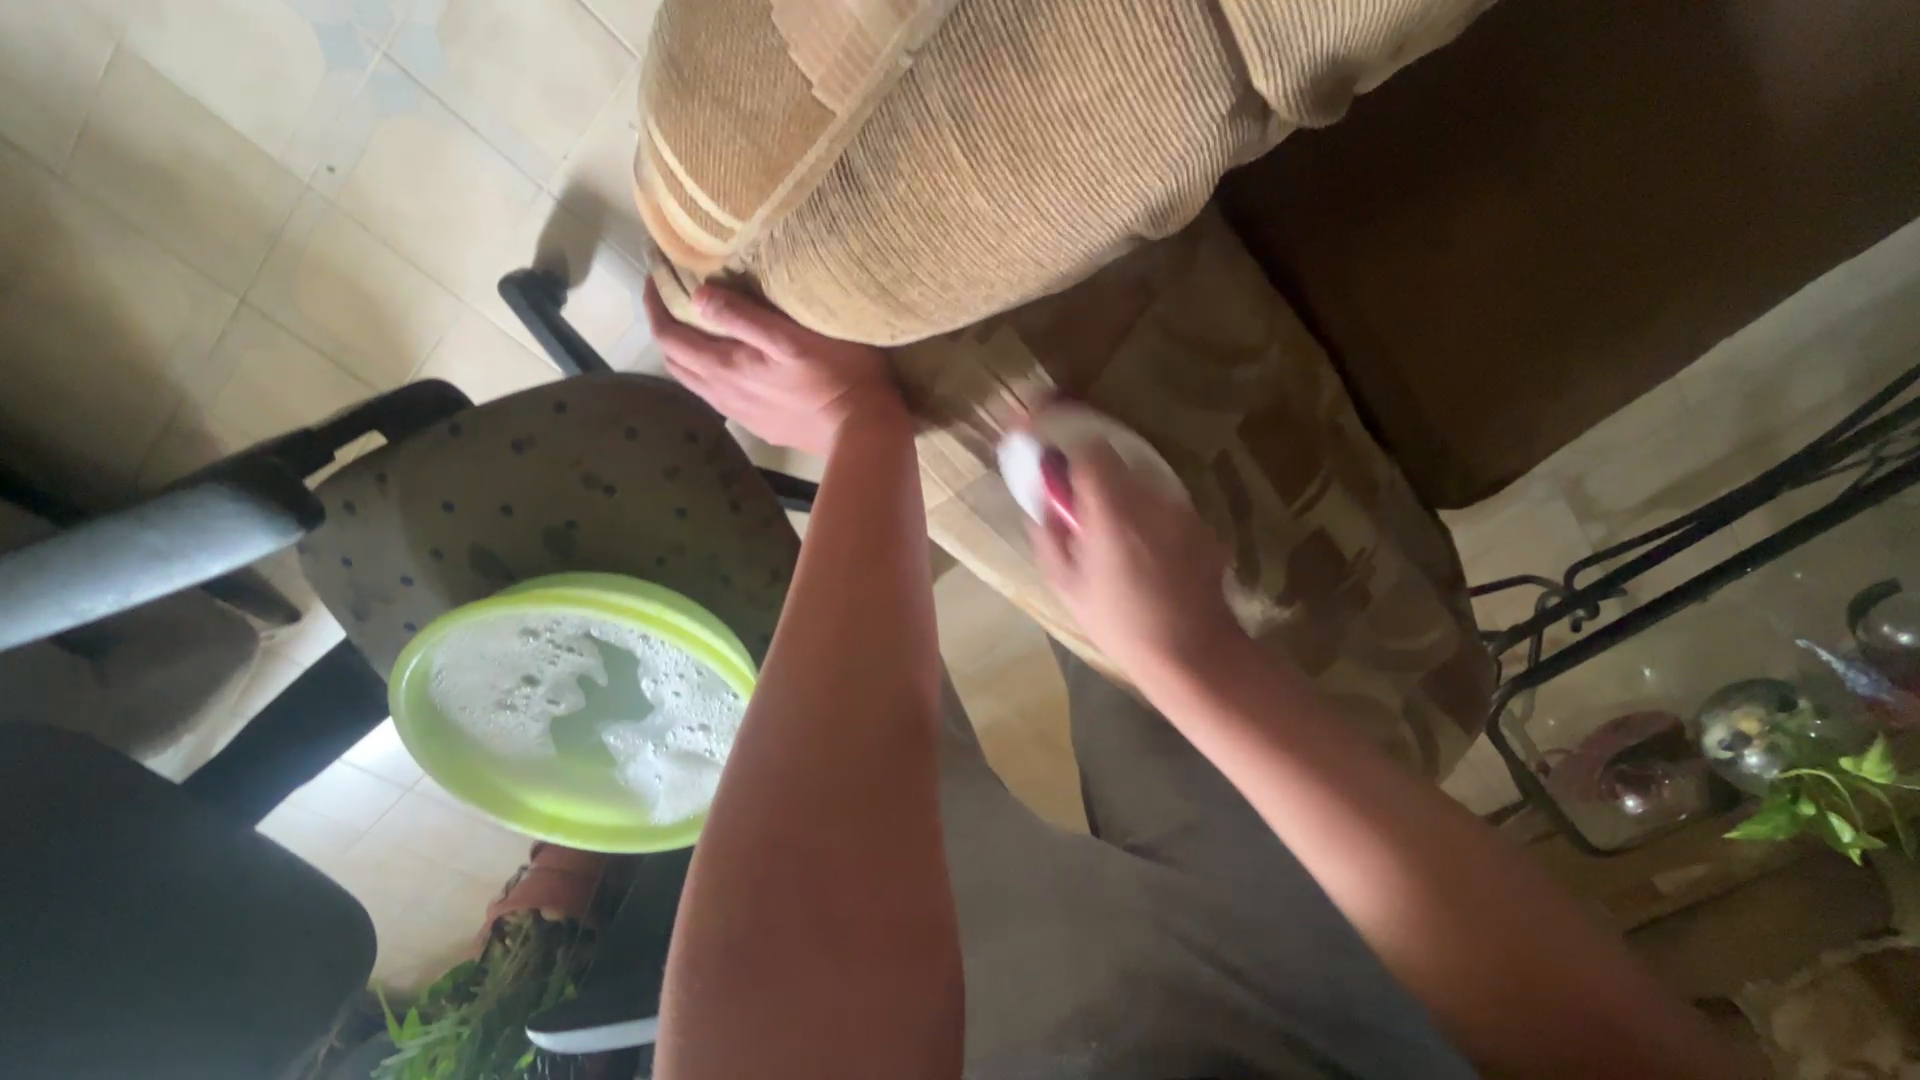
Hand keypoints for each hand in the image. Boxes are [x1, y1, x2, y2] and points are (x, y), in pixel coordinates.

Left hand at [644, 282, 903, 456]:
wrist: (865, 432)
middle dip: (667, 329)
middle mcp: (725, 394)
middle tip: (674, 300)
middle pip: (677, 362)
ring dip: (688, 355)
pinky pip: (722, 398)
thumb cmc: (837, 376)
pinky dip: (711, 375)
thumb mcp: (792, 338)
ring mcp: (744, 415)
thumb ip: (744, 317)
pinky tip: (732, 367)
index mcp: (726, 367)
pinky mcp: (764, 426)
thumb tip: (700, 297)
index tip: (655, 278)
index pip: (669, 337)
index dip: (655, 306)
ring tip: (699, 330)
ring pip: (697, 383)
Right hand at [1029, 440, 1246, 679]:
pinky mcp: (1204, 528)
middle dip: (1097, 488)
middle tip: (1084, 524)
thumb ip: (1048, 534)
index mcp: (1113, 510)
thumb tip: (1042, 504)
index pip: (1091, 449)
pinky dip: (1152, 526)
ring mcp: (1183, 512)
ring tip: (1120, 552)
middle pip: (1117, 469)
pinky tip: (1150, 564)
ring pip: (1143, 491)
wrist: (1193, 654)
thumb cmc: (1120, 625)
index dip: (1071, 458)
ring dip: (1126, 508)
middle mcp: (1152, 500)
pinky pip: (1166, 513)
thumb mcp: (1066, 586)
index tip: (1058, 478)